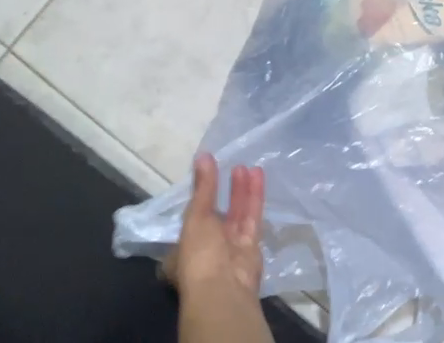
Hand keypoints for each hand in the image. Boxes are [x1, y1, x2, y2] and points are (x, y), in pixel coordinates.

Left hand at [170, 154, 265, 302]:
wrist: (224, 287)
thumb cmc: (200, 253)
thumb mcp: (196, 217)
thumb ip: (203, 187)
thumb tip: (202, 156)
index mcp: (184, 246)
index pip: (192, 216)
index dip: (201, 195)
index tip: (208, 173)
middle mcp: (207, 246)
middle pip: (217, 212)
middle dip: (224, 189)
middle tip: (231, 165)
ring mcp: (230, 246)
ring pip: (237, 212)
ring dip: (241, 189)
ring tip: (246, 165)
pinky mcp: (251, 244)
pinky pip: (252, 215)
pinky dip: (255, 195)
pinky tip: (258, 175)